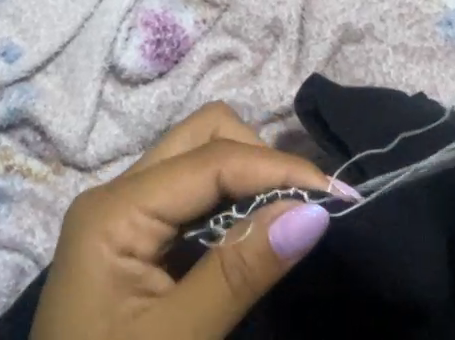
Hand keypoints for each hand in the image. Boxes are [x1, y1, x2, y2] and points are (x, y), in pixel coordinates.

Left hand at [31, 103, 343, 339]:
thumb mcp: (177, 339)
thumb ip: (241, 270)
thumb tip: (314, 211)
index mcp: (114, 209)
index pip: (212, 158)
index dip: (279, 168)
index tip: (339, 196)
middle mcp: (116, 193)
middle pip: (202, 135)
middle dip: (261, 159)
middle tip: (309, 206)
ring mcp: (122, 214)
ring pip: (198, 157)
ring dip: (250, 176)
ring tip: (293, 215)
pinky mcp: (134, 239)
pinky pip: (191, 194)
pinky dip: (232, 201)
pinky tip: (258, 230)